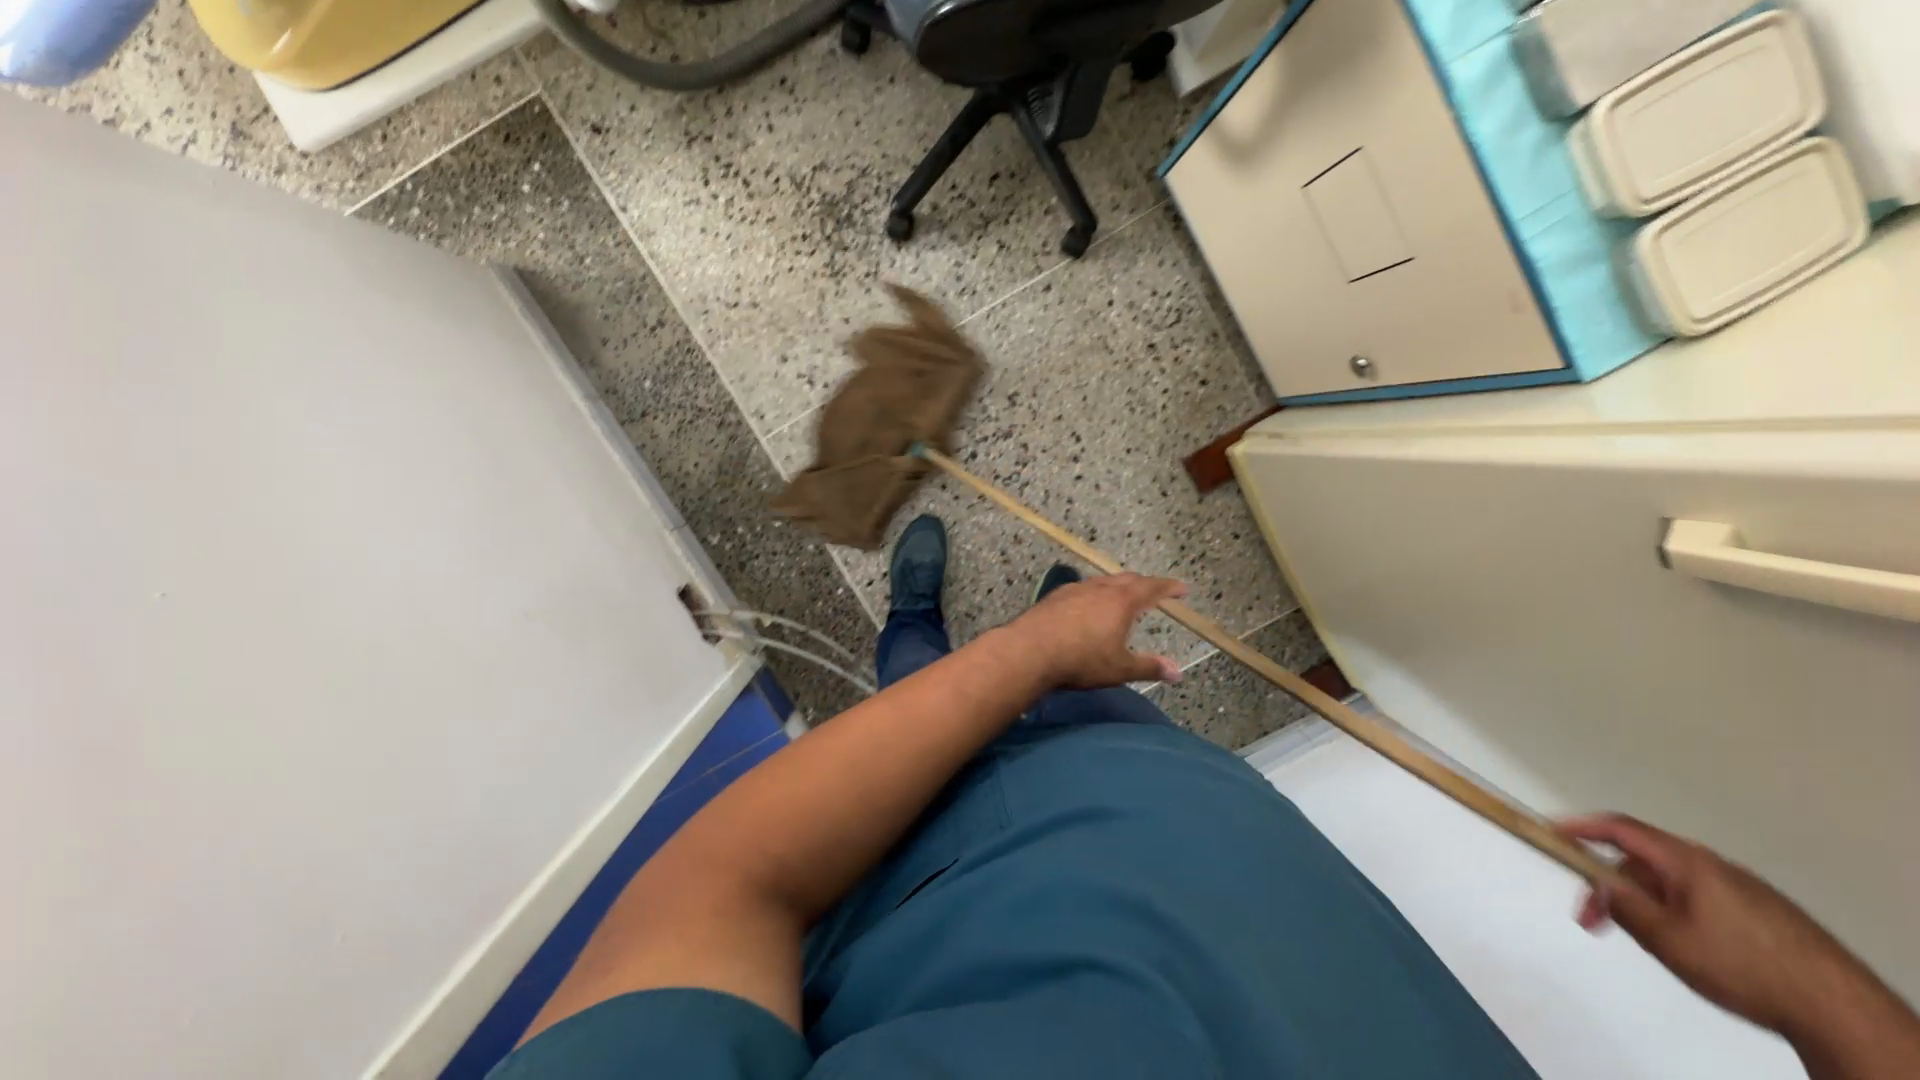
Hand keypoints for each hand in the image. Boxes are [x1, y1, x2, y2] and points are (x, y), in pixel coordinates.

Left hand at [1004, 572, 1186, 689]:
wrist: (1029, 651)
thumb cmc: (1081, 660)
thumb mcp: (1119, 668)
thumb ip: (1149, 668)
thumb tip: (1178, 673)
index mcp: (1121, 601)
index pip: (1152, 588)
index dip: (1169, 587)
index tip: (1182, 588)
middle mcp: (1100, 588)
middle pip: (1127, 579)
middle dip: (1144, 583)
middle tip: (1154, 590)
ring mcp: (1075, 589)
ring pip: (1102, 581)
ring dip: (1117, 586)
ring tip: (1122, 596)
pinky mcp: (1054, 597)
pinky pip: (1082, 588)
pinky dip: (1094, 593)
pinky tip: (1087, 604)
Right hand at [1558, 813, 1864, 1034]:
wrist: (1836, 1006)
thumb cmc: (1739, 965)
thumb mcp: (1667, 938)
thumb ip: (1624, 905)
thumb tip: (1599, 882)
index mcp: (1686, 861)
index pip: (1621, 828)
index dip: (1581, 826)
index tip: (1550, 831)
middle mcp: (1712, 863)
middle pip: (1643, 858)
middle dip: (1610, 883)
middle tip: (1592, 920)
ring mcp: (1741, 886)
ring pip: (1671, 881)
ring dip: (1642, 900)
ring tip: (1641, 939)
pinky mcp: (1761, 910)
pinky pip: (1698, 896)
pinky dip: (1672, 908)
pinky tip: (1683, 943)